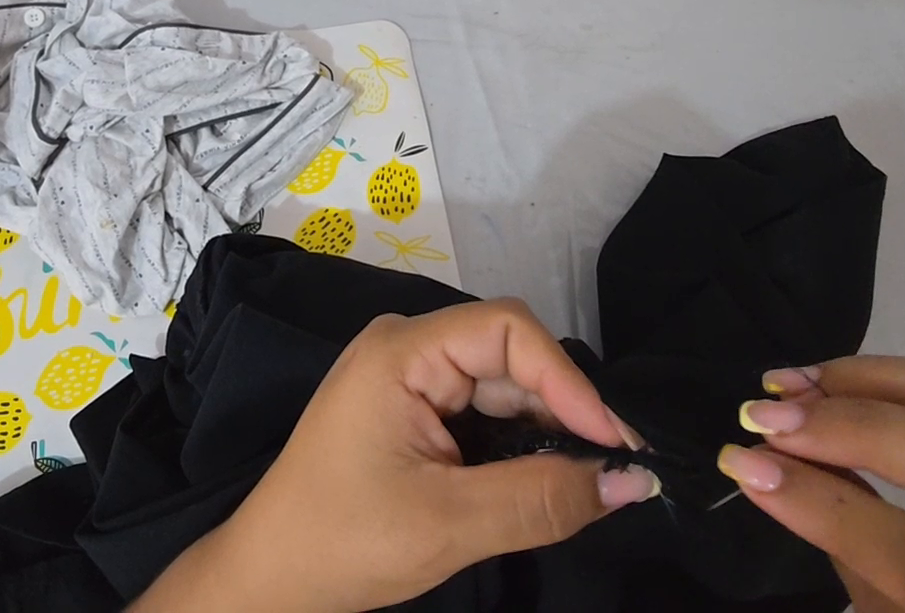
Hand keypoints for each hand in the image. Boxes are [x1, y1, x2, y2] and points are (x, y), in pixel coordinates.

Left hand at [129, 299, 660, 611]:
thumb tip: (633, 480)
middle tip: (615, 470)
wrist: (271, 575)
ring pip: (496, 384)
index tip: (614, 443)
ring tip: (587, 478)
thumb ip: (541, 497)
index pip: (506, 330)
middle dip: (560, 408)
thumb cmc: (345, 540)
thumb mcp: (449, 523)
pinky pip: (477, 408)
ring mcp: (406, 374)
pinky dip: (513, 440)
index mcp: (403, 350)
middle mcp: (406, 347)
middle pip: (505, 355)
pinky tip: (541, 473)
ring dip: (541, 428)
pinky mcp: (410, 406)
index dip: (566, 378)